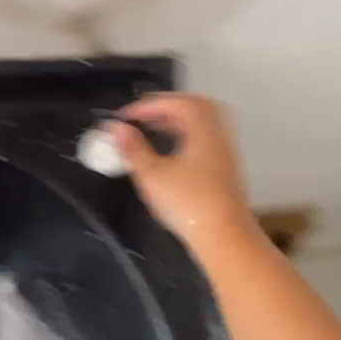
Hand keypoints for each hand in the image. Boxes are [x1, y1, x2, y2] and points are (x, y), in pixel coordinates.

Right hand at [111, 93, 254, 244]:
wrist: (224, 236)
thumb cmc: (187, 203)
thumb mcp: (152, 175)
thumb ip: (132, 148)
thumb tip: (115, 128)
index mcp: (203, 131)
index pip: (177, 103)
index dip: (147, 105)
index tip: (124, 116)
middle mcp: (218, 135)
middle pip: (196, 105)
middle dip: (167, 105)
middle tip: (143, 114)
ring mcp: (225, 152)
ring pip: (203, 122)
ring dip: (177, 120)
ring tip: (153, 129)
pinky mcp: (225, 168)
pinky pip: (206, 137)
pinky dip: (186, 134)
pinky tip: (170, 150)